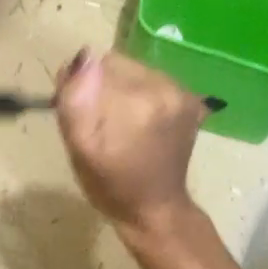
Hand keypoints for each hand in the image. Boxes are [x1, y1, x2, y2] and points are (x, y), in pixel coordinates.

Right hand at [54, 48, 210, 236]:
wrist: (155, 211)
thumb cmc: (110, 185)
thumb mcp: (80, 146)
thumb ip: (76, 98)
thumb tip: (84, 57)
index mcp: (138, 100)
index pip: (97, 65)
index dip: (80, 85)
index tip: (78, 114)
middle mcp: (166, 88)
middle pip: (116, 64)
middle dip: (101, 86)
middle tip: (98, 124)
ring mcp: (183, 93)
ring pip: (133, 70)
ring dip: (120, 89)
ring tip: (118, 124)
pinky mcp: (191, 100)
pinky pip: (151, 81)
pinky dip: (139, 95)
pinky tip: (138, 122)